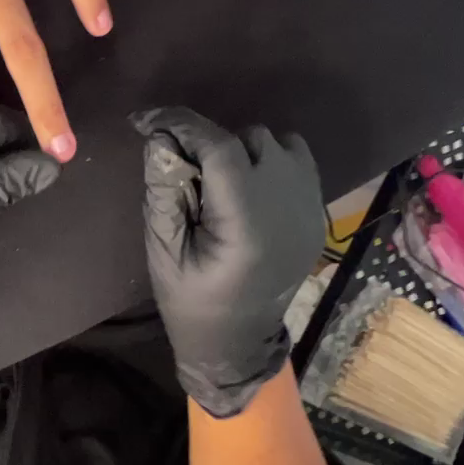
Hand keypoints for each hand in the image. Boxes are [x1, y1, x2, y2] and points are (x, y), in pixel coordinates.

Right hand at [132, 108, 324, 417]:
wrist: (237, 344)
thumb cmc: (190, 301)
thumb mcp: (163, 251)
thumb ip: (164, 191)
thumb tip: (161, 138)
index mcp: (247, 224)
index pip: (220, 148)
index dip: (182, 124)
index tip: (148, 121)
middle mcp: (287, 207)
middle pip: (249, 139)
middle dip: (209, 143)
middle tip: (182, 167)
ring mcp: (309, 209)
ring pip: (277, 143)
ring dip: (241, 150)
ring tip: (217, 179)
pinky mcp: (316, 213)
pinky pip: (297, 160)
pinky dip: (270, 160)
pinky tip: (247, 184)